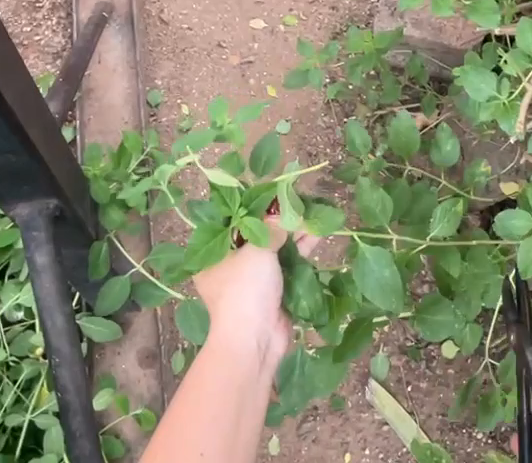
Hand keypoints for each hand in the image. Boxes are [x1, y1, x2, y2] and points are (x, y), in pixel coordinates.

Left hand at [189, 215, 314, 368]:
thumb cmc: (245, 290)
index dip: (255, 205)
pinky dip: (300, 249)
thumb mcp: (257, 250)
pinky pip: (287, 263)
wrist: (255, 341)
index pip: (234, 220)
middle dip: (279, 218)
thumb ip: (272, 228)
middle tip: (298, 200)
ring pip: (275, 247)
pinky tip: (317, 233)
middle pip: (257, 233)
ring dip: (294, 232)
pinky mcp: (273, 290)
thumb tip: (286, 214)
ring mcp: (253, 279)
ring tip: (313, 212)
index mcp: (214, 254)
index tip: (274, 191)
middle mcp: (231, 265)